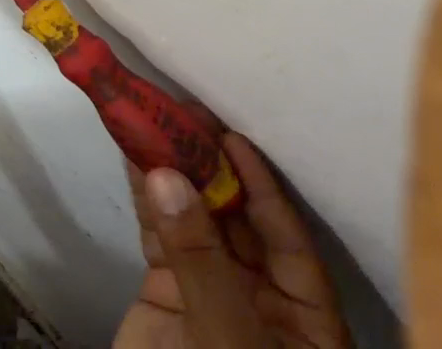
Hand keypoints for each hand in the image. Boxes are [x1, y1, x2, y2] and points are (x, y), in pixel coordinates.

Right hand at [115, 133, 350, 348]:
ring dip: (169, 174)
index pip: (290, 240)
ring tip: (148, 122)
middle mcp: (263, 299)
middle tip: (178, 114)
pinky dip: (143, 197)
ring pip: (192, 220)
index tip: (231, 137)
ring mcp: (211, 293)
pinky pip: (157, 235)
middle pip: (236, 221)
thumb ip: (201, 259)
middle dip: (207, 169)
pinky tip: (133, 161)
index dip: (261, 187)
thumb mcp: (227, 336)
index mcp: (307, 321)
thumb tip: (166, 175)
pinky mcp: (165, 294)